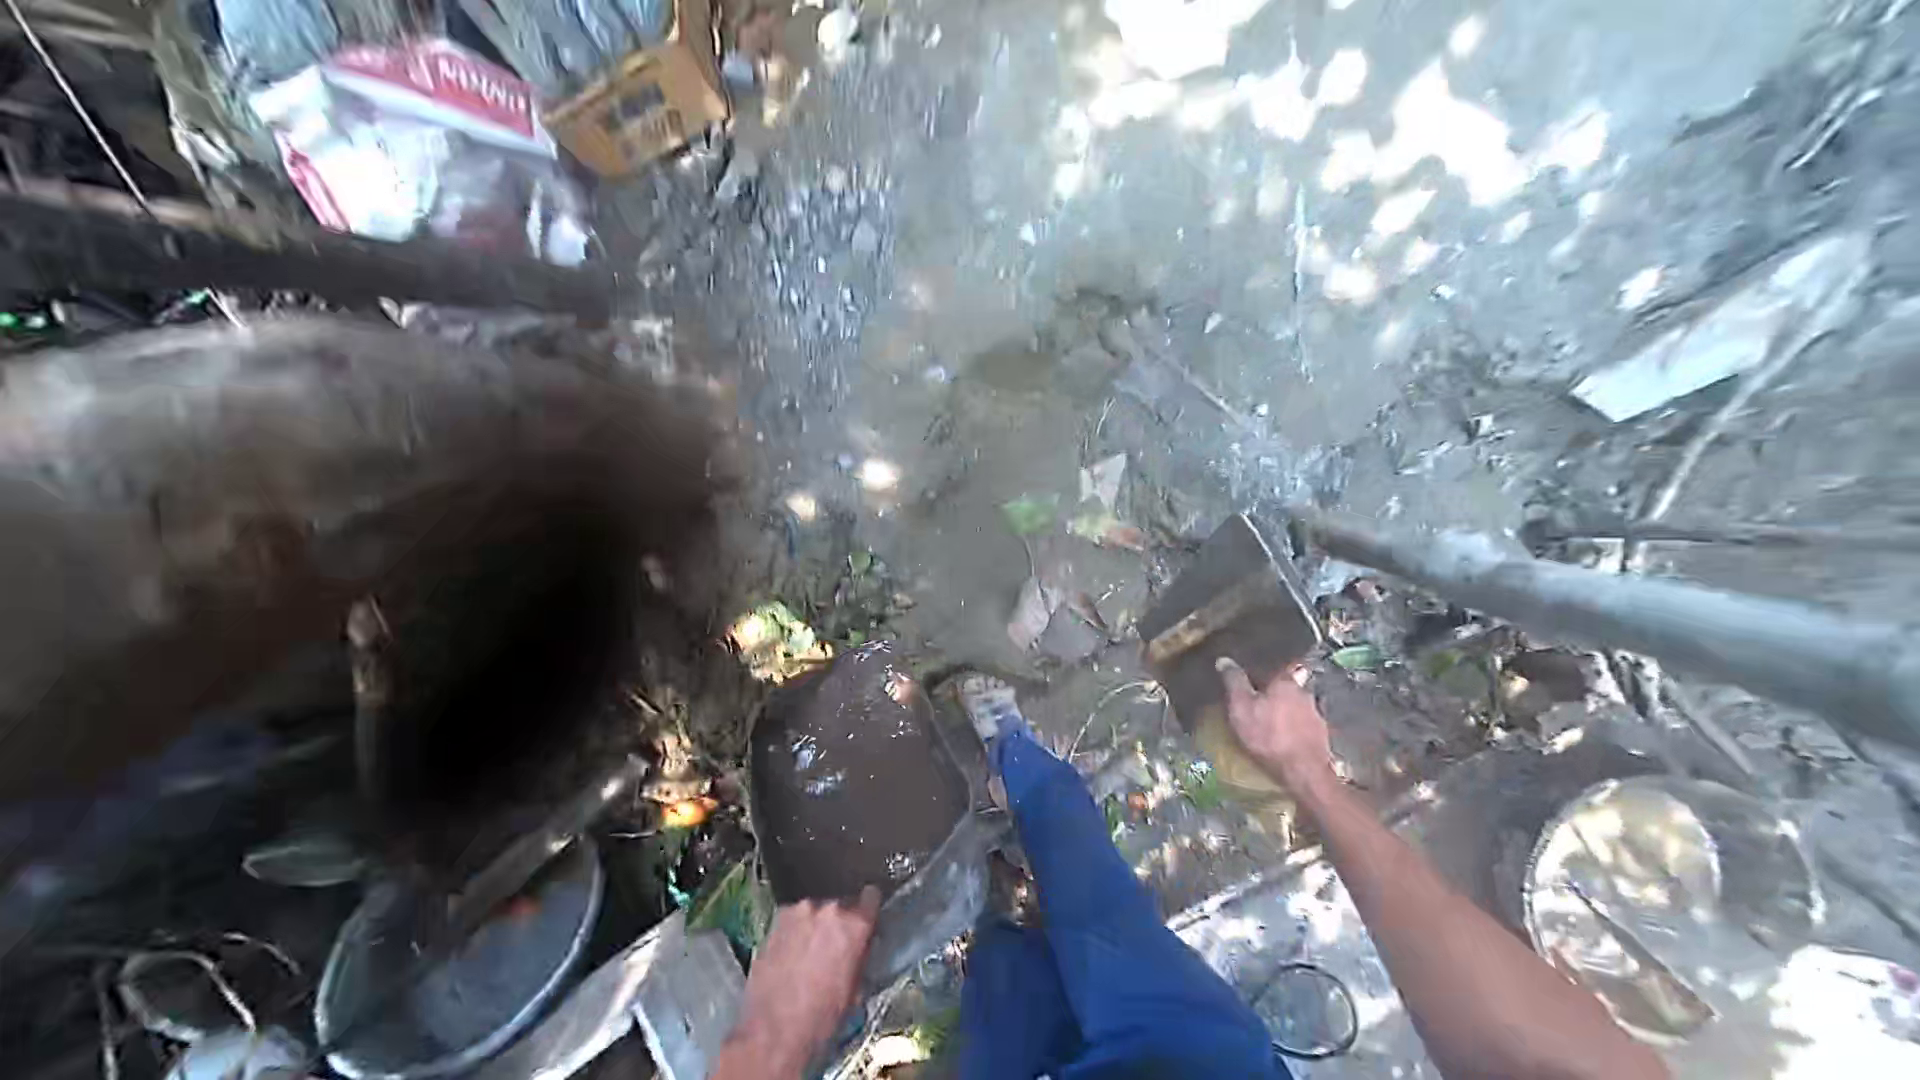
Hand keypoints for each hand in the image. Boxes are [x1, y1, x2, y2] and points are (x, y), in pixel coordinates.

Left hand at [716, 887, 881, 1076]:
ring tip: (807, 955)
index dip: (868, 909)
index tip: (864, 917)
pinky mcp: (779, 918)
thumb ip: (861, 955)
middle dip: (838, 925)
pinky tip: (790, 955)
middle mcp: (831, 910)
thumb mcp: (855, 989)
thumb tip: (861, 946)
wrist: (774, 1033)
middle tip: (831, 950)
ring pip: (816, 912)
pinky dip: (795, 930)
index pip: (871, 897)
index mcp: (856, 925)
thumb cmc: (818, 1020)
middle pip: (841, 906)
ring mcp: (802, 911)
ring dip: (815, 926)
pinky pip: (794, 917)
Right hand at [1216, 657, 1333, 788]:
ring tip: (1268, 720)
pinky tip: (1283, 735)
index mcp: (1284, 680)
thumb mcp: (1240, 707)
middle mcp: (1304, 691)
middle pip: (1283, 685)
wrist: (1303, 772)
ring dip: (1282, 709)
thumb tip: (1224, 659)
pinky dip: (1292, 725)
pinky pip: (1302, 722)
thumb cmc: (1267, 736)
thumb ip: (1233, 681)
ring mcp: (1316, 713)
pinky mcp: (1322, 733)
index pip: (1271, 664)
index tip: (1248, 674)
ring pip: (1294, 704)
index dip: (1258, 669)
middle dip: (1270, 691)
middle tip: (1255, 700)